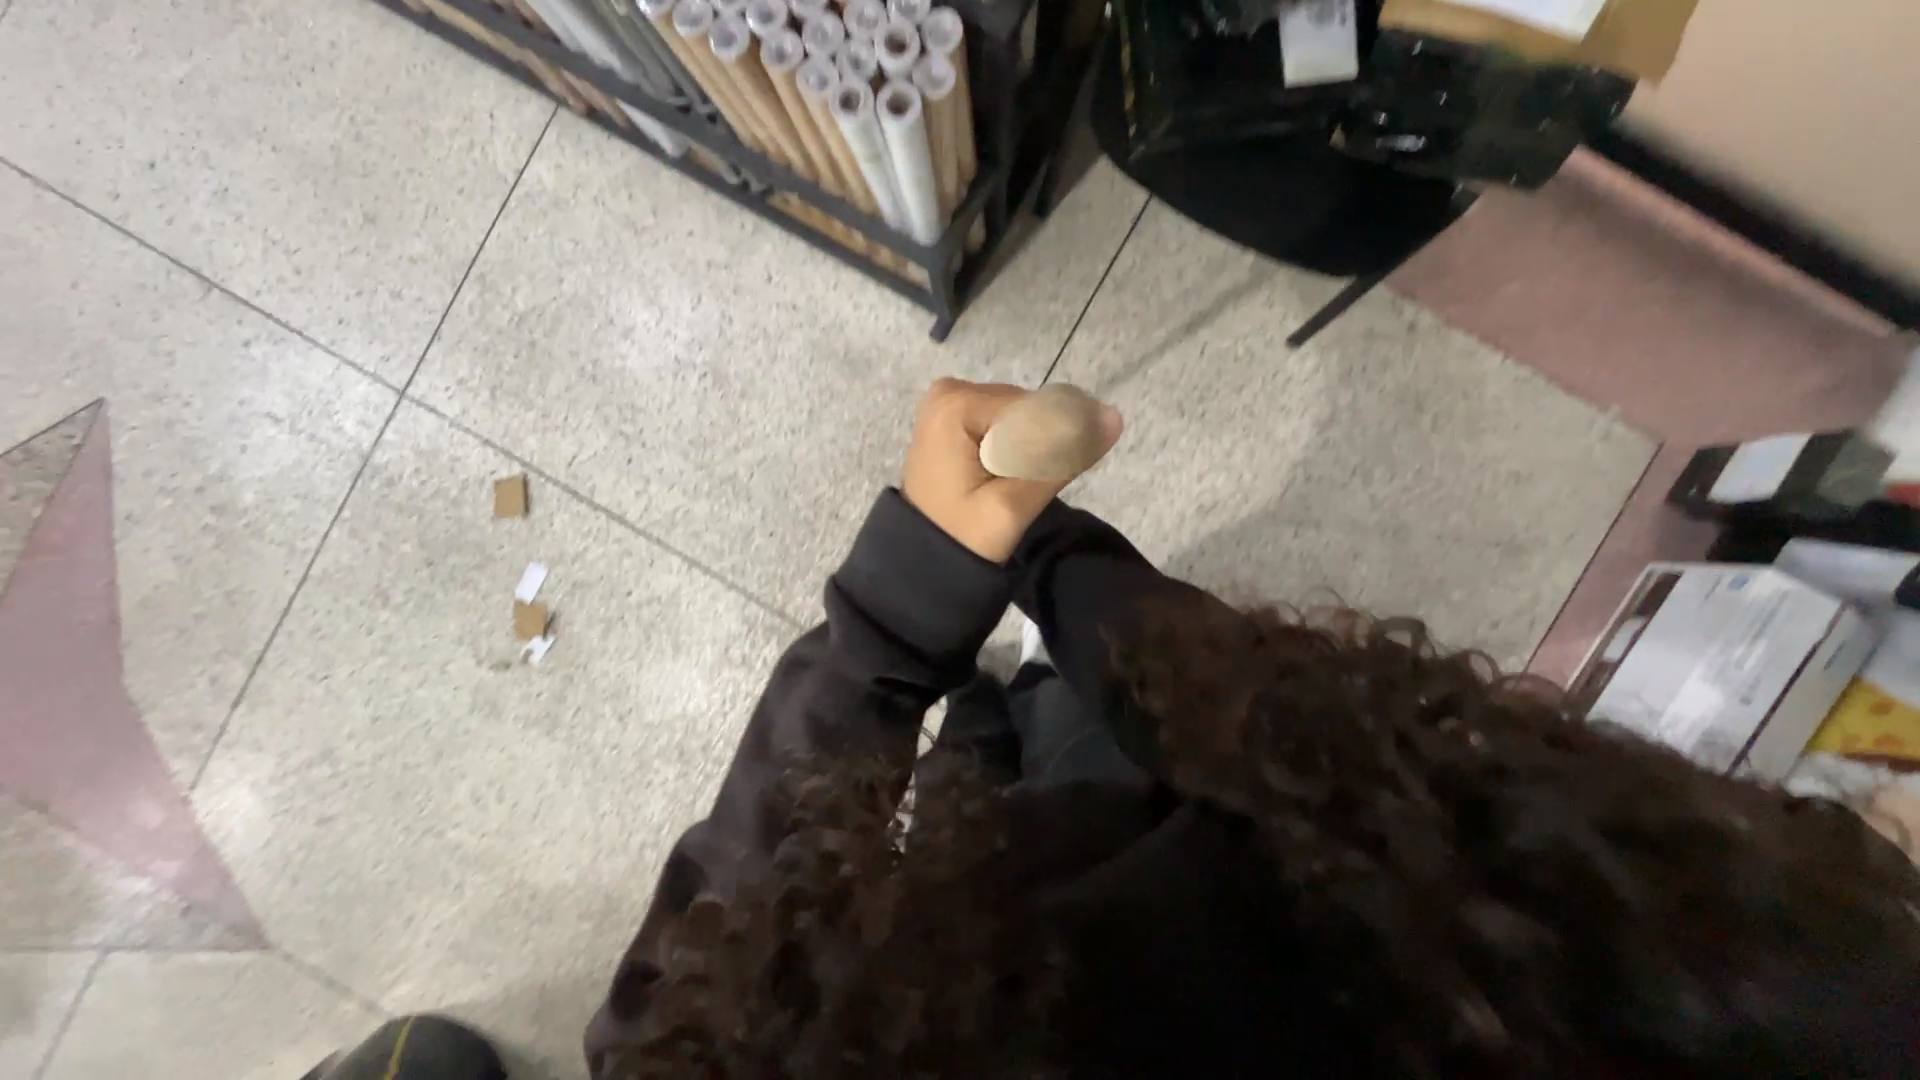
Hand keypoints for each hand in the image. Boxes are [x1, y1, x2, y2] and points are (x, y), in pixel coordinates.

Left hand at [902, 378, 1122, 562]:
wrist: (921, 558)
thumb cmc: (961, 536)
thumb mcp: (1013, 504)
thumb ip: (1062, 459)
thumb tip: (1115, 417)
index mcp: (957, 403)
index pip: (1036, 410)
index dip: (1055, 448)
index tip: (1049, 481)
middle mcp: (951, 390)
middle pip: (1030, 410)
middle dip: (1041, 449)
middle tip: (1025, 489)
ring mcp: (951, 402)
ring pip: (1023, 417)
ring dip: (1031, 451)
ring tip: (1014, 486)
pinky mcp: (956, 417)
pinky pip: (1006, 424)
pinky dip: (1016, 449)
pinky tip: (1006, 477)